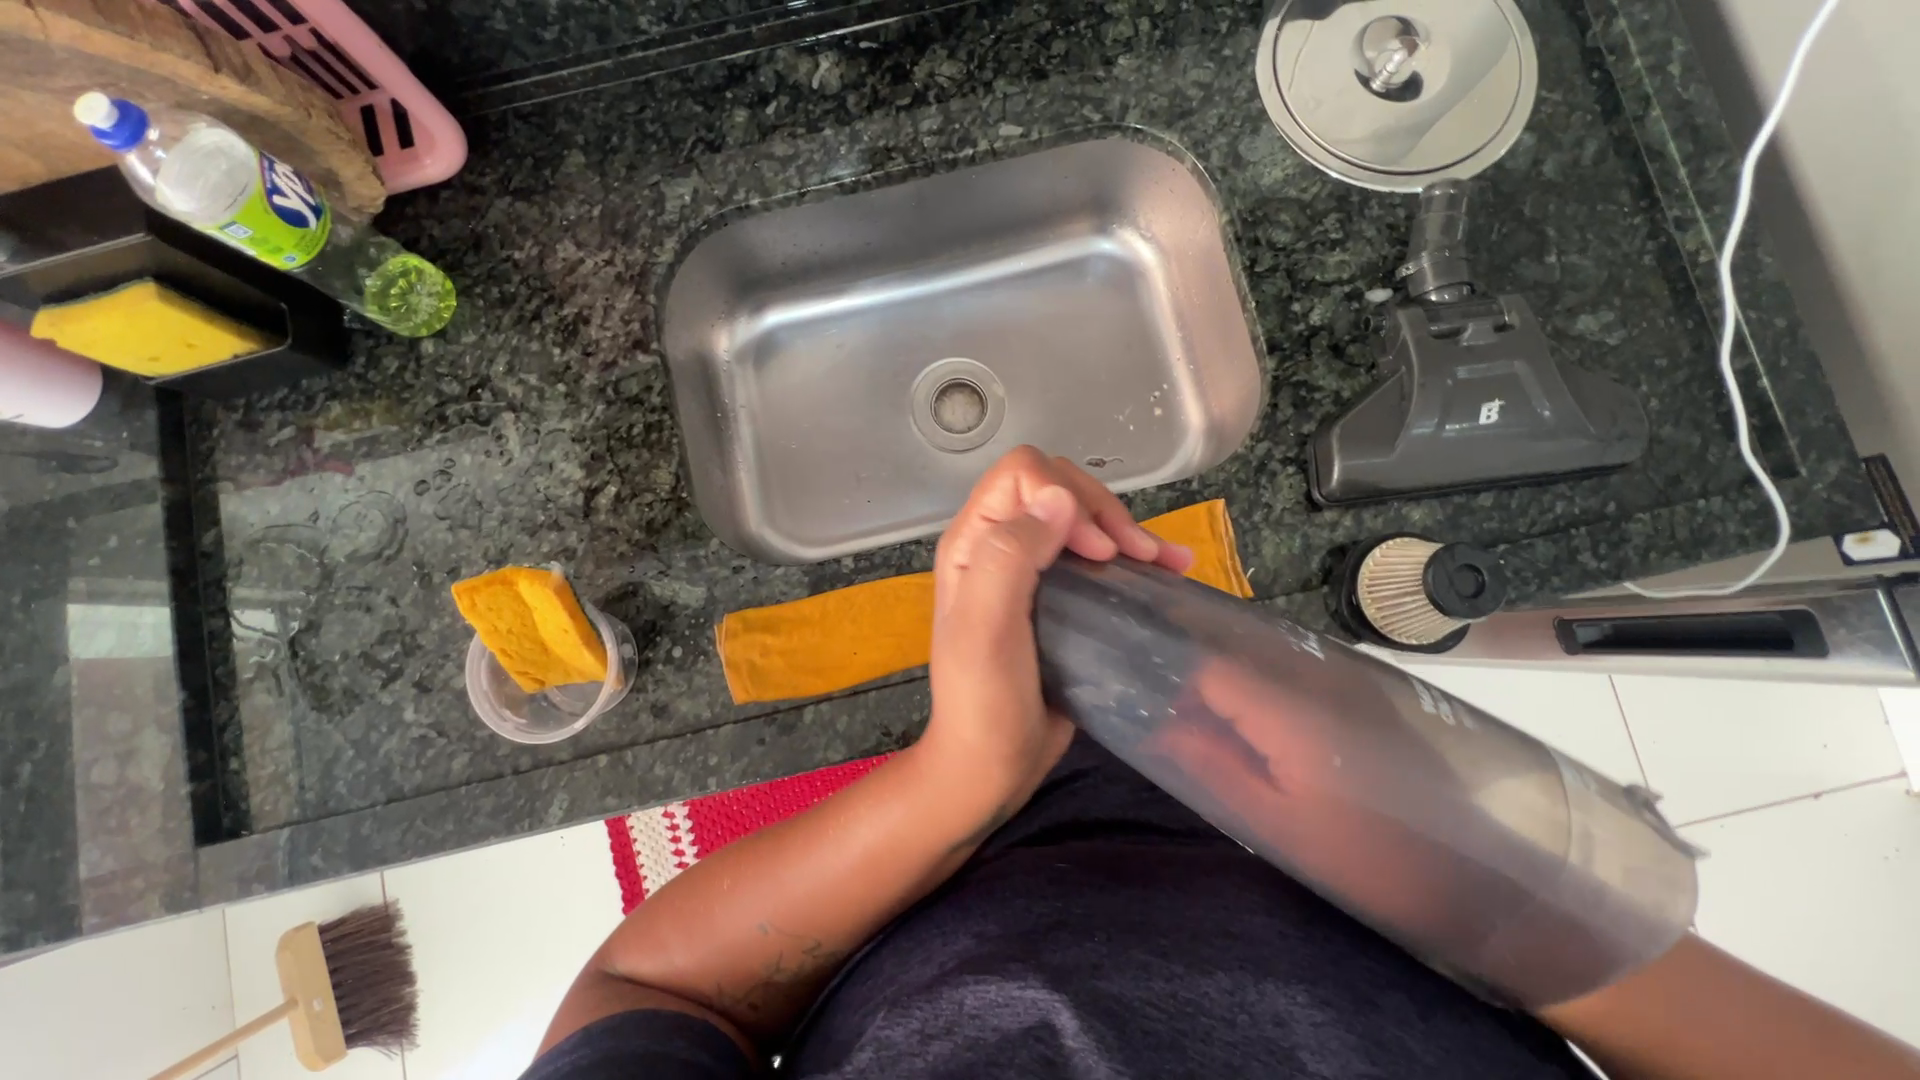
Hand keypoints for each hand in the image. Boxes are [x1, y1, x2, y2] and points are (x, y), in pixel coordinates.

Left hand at [917, 446, 1193, 820]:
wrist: (993, 765)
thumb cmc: (984, 702)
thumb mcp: (986, 629)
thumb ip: (1010, 557)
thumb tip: (1059, 497)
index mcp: (974, 542)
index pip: (1022, 474)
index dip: (1066, 497)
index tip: (1096, 552)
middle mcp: (1000, 546)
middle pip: (1059, 489)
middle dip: (1104, 511)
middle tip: (1140, 556)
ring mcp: (1034, 572)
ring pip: (1084, 519)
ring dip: (1128, 530)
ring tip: (1167, 561)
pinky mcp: (1064, 599)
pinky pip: (1101, 556)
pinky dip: (1136, 555)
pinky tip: (1171, 568)